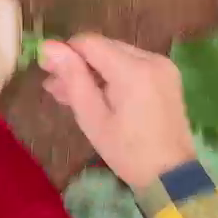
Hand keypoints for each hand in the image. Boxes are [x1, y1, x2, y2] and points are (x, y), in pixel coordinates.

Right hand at [40, 34, 197, 188]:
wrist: (170, 175)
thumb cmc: (126, 151)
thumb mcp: (92, 117)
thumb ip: (72, 77)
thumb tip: (48, 46)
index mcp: (133, 70)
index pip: (89, 43)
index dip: (65, 53)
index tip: (47, 71)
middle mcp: (151, 59)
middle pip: (104, 47)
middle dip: (78, 63)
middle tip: (55, 86)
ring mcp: (162, 66)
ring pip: (116, 55)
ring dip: (93, 70)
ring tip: (69, 93)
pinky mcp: (166, 76)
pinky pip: (131, 65)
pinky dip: (111, 75)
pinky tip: (95, 94)